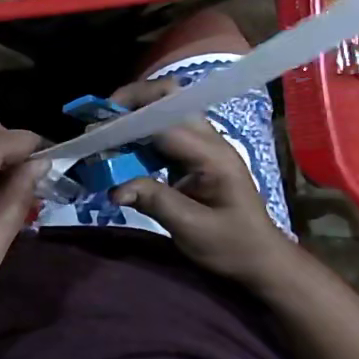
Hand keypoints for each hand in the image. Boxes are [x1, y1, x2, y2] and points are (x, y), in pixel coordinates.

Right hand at [107, 79, 297, 284]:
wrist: (262, 259)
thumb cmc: (233, 246)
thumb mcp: (192, 230)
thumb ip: (156, 202)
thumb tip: (114, 188)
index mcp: (212, 155)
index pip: (166, 121)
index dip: (129, 122)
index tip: (96, 132)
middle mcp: (209, 140)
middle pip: (169, 98)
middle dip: (131, 102)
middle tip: (98, 122)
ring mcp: (203, 145)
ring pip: (165, 111)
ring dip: (133, 117)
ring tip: (102, 135)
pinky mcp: (196, 155)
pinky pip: (165, 132)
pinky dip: (140, 135)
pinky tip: (120, 151)